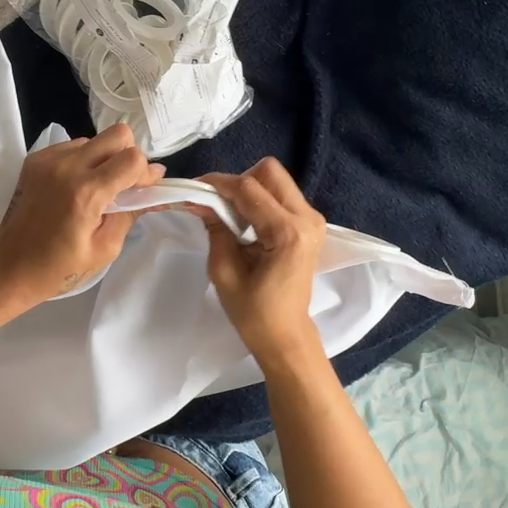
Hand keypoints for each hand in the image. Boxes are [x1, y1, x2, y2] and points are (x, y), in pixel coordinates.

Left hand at [0, 123, 163, 311]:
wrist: (9, 266)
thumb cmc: (58, 267)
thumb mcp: (105, 248)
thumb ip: (131, 213)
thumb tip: (152, 187)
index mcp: (86, 192)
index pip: (132, 159)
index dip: (145, 173)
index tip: (145, 189)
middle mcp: (67, 167)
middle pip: (117, 134)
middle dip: (128, 156)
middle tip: (123, 184)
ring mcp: (48, 159)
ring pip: (94, 139)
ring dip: (103, 158)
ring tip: (95, 189)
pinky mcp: (35, 159)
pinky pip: (72, 146)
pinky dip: (81, 161)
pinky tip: (74, 187)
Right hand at [198, 158, 326, 359]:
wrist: (285, 336)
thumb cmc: (253, 312)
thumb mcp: (224, 271)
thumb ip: (215, 228)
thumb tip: (200, 199)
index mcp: (287, 233)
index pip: (248, 189)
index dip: (217, 184)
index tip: (194, 188)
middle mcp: (307, 219)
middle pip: (269, 171)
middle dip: (238, 182)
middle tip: (220, 205)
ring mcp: (313, 220)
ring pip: (276, 180)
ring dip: (249, 190)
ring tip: (232, 217)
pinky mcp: (310, 224)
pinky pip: (282, 195)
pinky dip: (260, 200)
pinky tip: (247, 224)